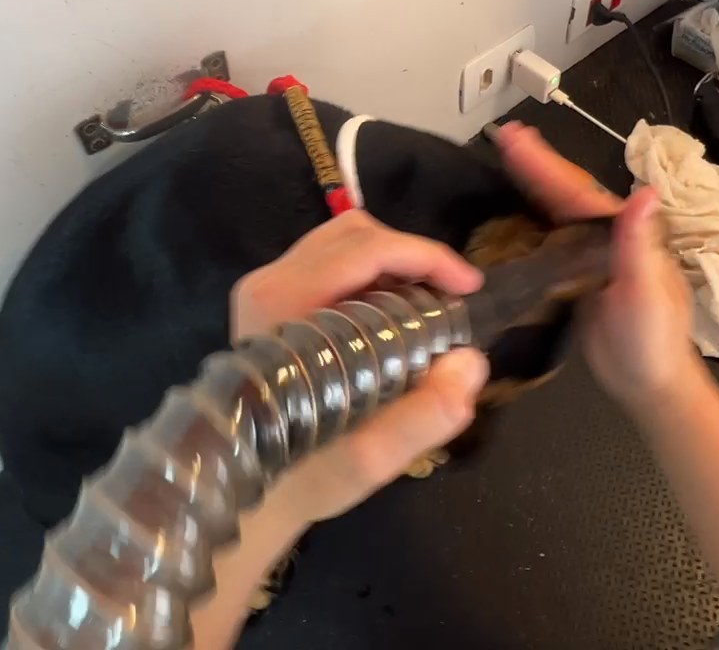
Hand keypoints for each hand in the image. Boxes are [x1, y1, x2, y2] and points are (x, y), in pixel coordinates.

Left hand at [231, 211, 489, 524]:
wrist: (247, 486)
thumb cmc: (306, 474)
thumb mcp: (367, 459)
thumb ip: (423, 416)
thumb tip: (471, 361)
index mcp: (285, 305)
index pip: (364, 250)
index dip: (424, 256)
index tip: (469, 287)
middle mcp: (270, 282)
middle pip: (355, 233)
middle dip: (413, 255)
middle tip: (451, 296)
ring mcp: (268, 285)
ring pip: (345, 239)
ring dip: (395, 261)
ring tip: (427, 302)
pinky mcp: (274, 294)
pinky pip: (335, 257)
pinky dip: (375, 271)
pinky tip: (395, 310)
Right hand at [493, 122, 701, 413]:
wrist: (650, 382)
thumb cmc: (652, 341)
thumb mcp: (648, 294)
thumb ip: (639, 246)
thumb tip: (645, 193)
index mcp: (622, 233)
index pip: (576, 192)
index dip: (545, 163)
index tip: (515, 137)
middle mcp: (604, 235)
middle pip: (566, 191)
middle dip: (536, 162)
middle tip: (505, 135)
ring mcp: (589, 253)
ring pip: (557, 207)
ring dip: (532, 180)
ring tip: (508, 155)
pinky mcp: (574, 273)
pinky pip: (550, 232)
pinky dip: (533, 211)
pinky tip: (517, 204)